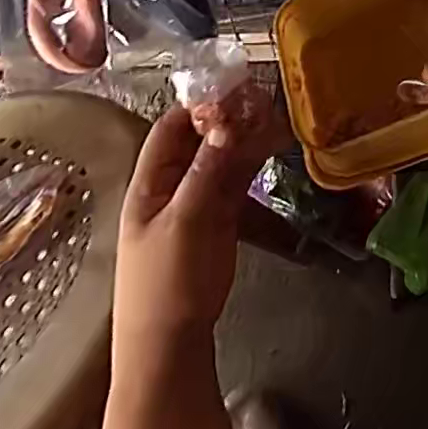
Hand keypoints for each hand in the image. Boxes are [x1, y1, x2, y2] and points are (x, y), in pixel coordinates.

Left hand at [114, 94, 280, 345]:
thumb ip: (206, 172)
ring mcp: (201, 196)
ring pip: (225, 153)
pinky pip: (240, 174)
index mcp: (150, 182)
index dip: (198, 106)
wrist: (171, 338)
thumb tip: (225, 124)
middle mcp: (175, 182)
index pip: (170, 129)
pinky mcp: (223, 210)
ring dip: (248, 132)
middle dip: (229, 114)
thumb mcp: (184, 223)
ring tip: (276, 112)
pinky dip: (256, 156)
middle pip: (202, 136)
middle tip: (262, 98)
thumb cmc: (165, 281)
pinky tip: (277, 140)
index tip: (232, 90)